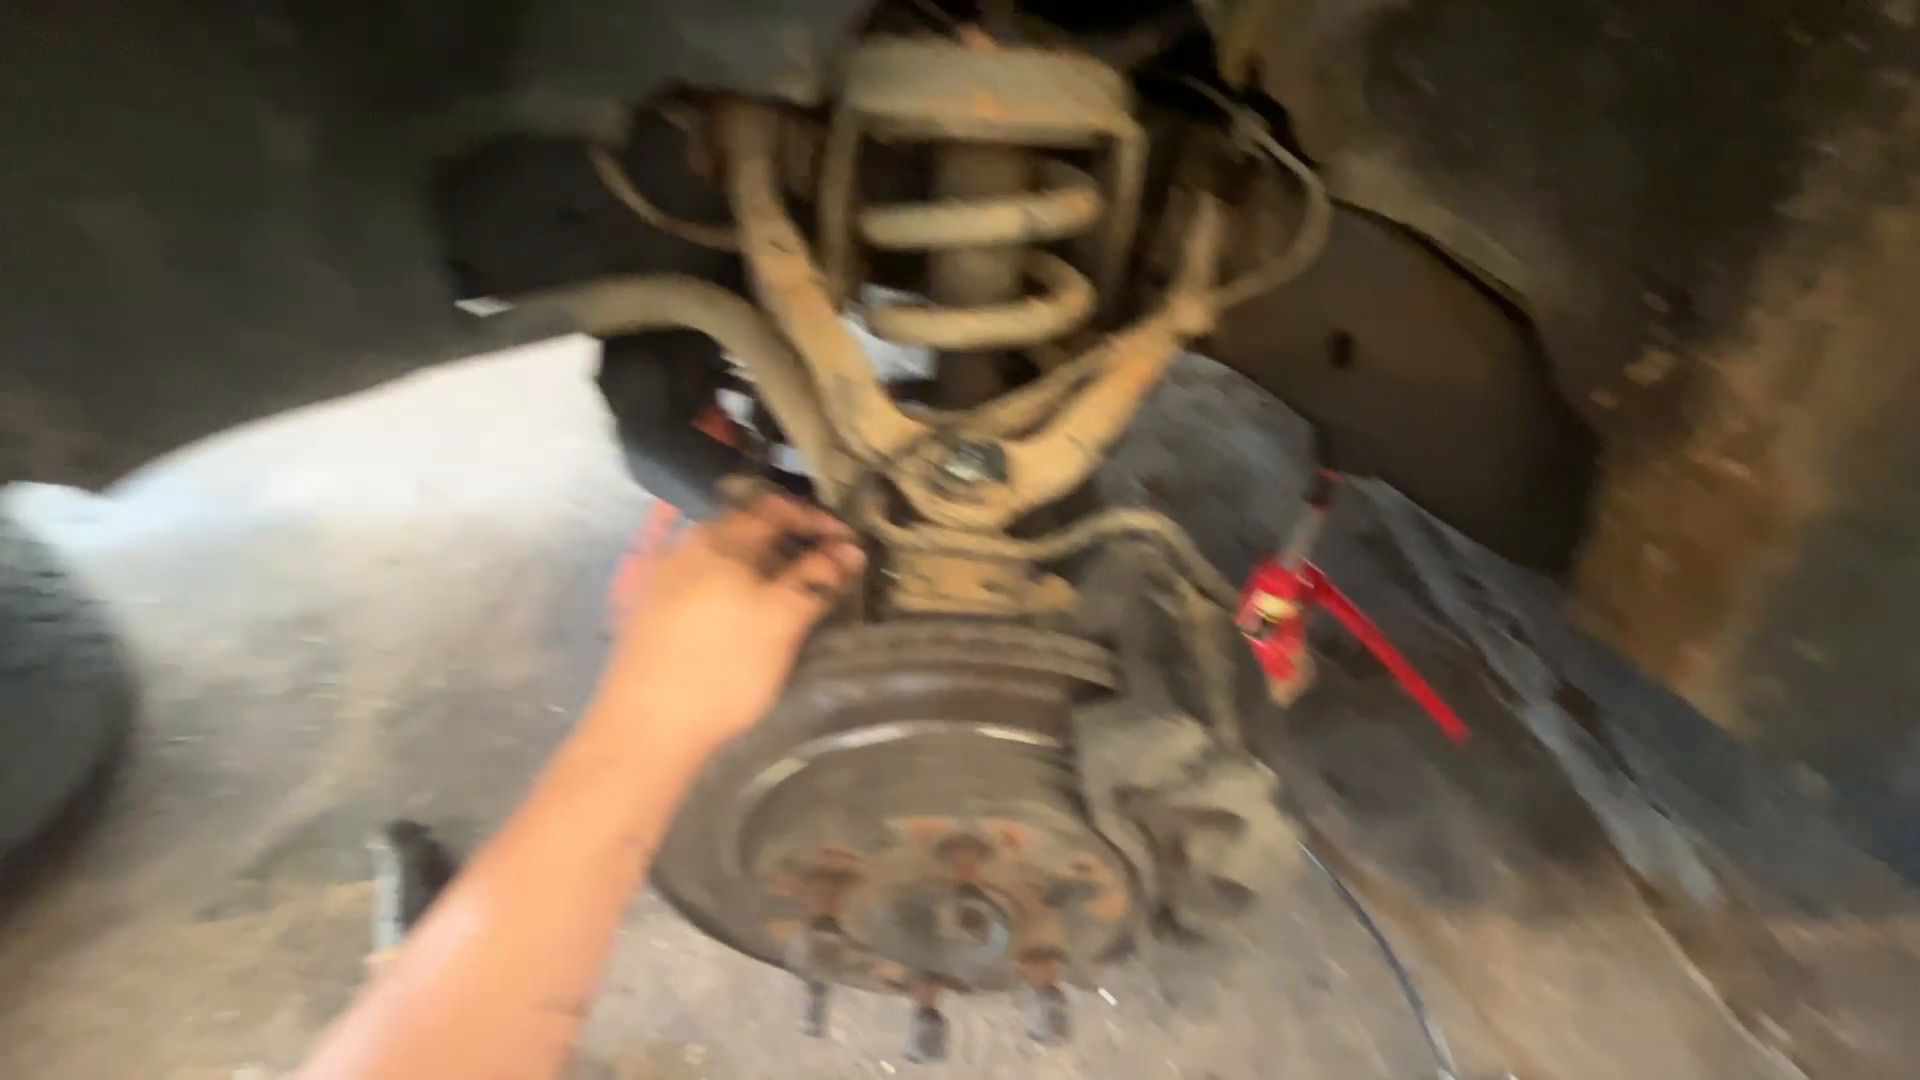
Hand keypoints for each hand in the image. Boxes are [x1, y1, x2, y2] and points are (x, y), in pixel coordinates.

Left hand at [593, 488, 865, 752]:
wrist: (645, 729)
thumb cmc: (722, 667)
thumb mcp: (781, 620)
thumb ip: (817, 579)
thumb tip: (851, 548)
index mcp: (718, 541)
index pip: (776, 508)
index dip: (817, 519)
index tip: (849, 543)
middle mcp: (688, 547)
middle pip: (750, 528)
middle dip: (794, 542)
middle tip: (828, 569)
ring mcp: (667, 577)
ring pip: (729, 555)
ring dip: (768, 565)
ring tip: (796, 593)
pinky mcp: (656, 609)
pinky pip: (709, 578)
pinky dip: (741, 584)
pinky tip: (752, 613)